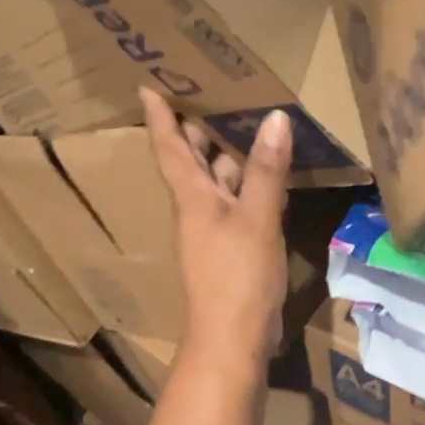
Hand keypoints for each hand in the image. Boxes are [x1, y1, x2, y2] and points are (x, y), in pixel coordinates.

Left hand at [140, 87, 291, 372]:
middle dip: (199, 128)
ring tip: (247, 122)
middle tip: (213, 92)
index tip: (149, 85)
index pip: (171, 147)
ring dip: (228, 155)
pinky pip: (237, 206)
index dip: (161, 116)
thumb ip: (265, 170)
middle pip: (193, 161)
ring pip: (218, 183)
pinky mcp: (233, 251)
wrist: (233, 339)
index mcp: (192, 198)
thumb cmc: (237, 278)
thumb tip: (274, 118)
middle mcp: (197, 210)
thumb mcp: (256, 219)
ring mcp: (214, 232)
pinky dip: (249, 186)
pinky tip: (269, 176)